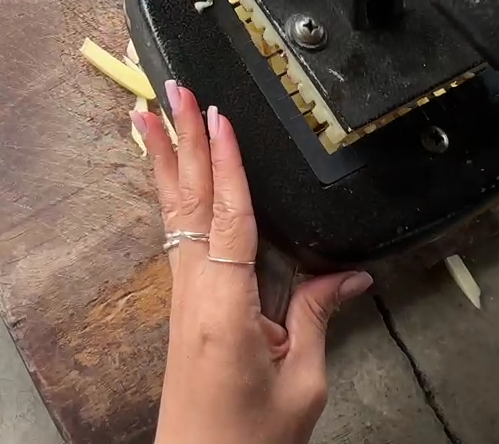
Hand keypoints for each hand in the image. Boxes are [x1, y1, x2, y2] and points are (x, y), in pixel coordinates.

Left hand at [133, 80, 373, 443]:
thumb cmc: (250, 437)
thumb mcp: (301, 384)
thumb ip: (318, 318)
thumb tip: (350, 274)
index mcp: (227, 304)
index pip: (229, 217)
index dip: (225, 163)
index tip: (218, 117)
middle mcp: (194, 285)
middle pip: (188, 198)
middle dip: (181, 138)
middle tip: (171, 90)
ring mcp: (182, 288)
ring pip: (172, 207)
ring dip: (163, 155)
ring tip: (147, 111)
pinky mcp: (182, 295)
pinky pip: (174, 228)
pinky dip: (166, 188)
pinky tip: (161, 168)